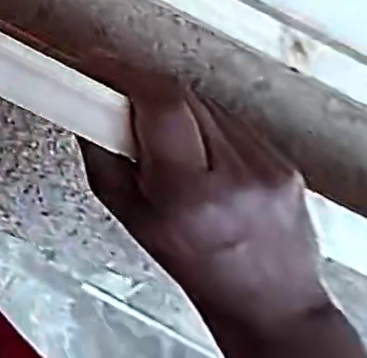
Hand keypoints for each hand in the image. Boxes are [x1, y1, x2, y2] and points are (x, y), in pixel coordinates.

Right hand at [80, 72, 363, 355]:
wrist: (271, 304)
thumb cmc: (191, 260)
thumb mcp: (125, 209)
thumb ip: (99, 151)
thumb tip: (81, 102)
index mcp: (189, 192)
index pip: (161, 103)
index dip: (123, 72)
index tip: (95, 62)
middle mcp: (237, 176)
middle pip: (179, 93)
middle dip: (138, 80)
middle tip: (111, 84)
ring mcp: (268, 169)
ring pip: (202, 100)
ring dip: (168, 99)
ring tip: (154, 124)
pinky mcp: (285, 164)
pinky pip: (228, 118)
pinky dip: (200, 118)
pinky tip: (192, 142)